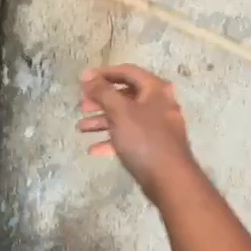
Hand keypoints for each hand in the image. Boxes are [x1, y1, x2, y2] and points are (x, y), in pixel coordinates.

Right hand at [78, 64, 200, 203]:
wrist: (169, 178)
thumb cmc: (144, 139)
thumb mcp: (119, 112)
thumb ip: (102, 92)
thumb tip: (87, 75)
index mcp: (155, 89)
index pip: (127, 72)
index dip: (103, 74)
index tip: (83, 80)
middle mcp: (159, 103)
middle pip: (125, 95)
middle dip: (100, 100)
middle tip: (82, 106)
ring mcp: (157, 126)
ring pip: (125, 117)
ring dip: (102, 121)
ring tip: (81, 129)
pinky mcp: (153, 145)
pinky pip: (129, 137)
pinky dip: (111, 139)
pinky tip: (94, 149)